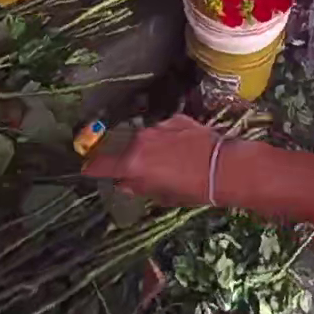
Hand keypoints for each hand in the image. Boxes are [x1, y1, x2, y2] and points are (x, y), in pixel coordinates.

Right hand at [82, 114, 222, 206]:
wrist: (223, 166)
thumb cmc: (191, 188)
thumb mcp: (161, 196)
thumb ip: (138, 186)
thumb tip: (125, 182)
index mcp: (133, 162)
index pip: (100, 163)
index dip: (93, 167)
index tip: (89, 169)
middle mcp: (142, 140)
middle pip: (123, 146)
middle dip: (124, 157)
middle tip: (133, 168)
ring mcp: (160, 126)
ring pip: (145, 136)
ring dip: (148, 146)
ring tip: (163, 159)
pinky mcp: (178, 118)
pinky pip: (164, 129)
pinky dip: (166, 137)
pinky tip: (180, 147)